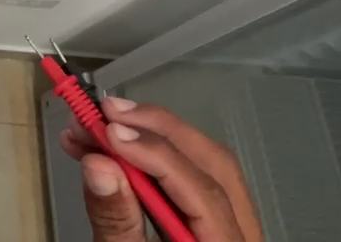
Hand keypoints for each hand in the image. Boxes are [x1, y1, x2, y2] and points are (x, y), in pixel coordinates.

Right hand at [59, 98, 263, 241]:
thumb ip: (116, 224)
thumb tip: (99, 163)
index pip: (203, 194)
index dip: (155, 154)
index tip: (106, 130)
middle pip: (215, 167)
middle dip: (157, 130)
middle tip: (104, 112)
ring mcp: (241, 237)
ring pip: (209, 166)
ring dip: (153, 135)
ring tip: (103, 123)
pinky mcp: (221, 230)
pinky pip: (196, 179)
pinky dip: (155, 155)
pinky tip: (116, 148)